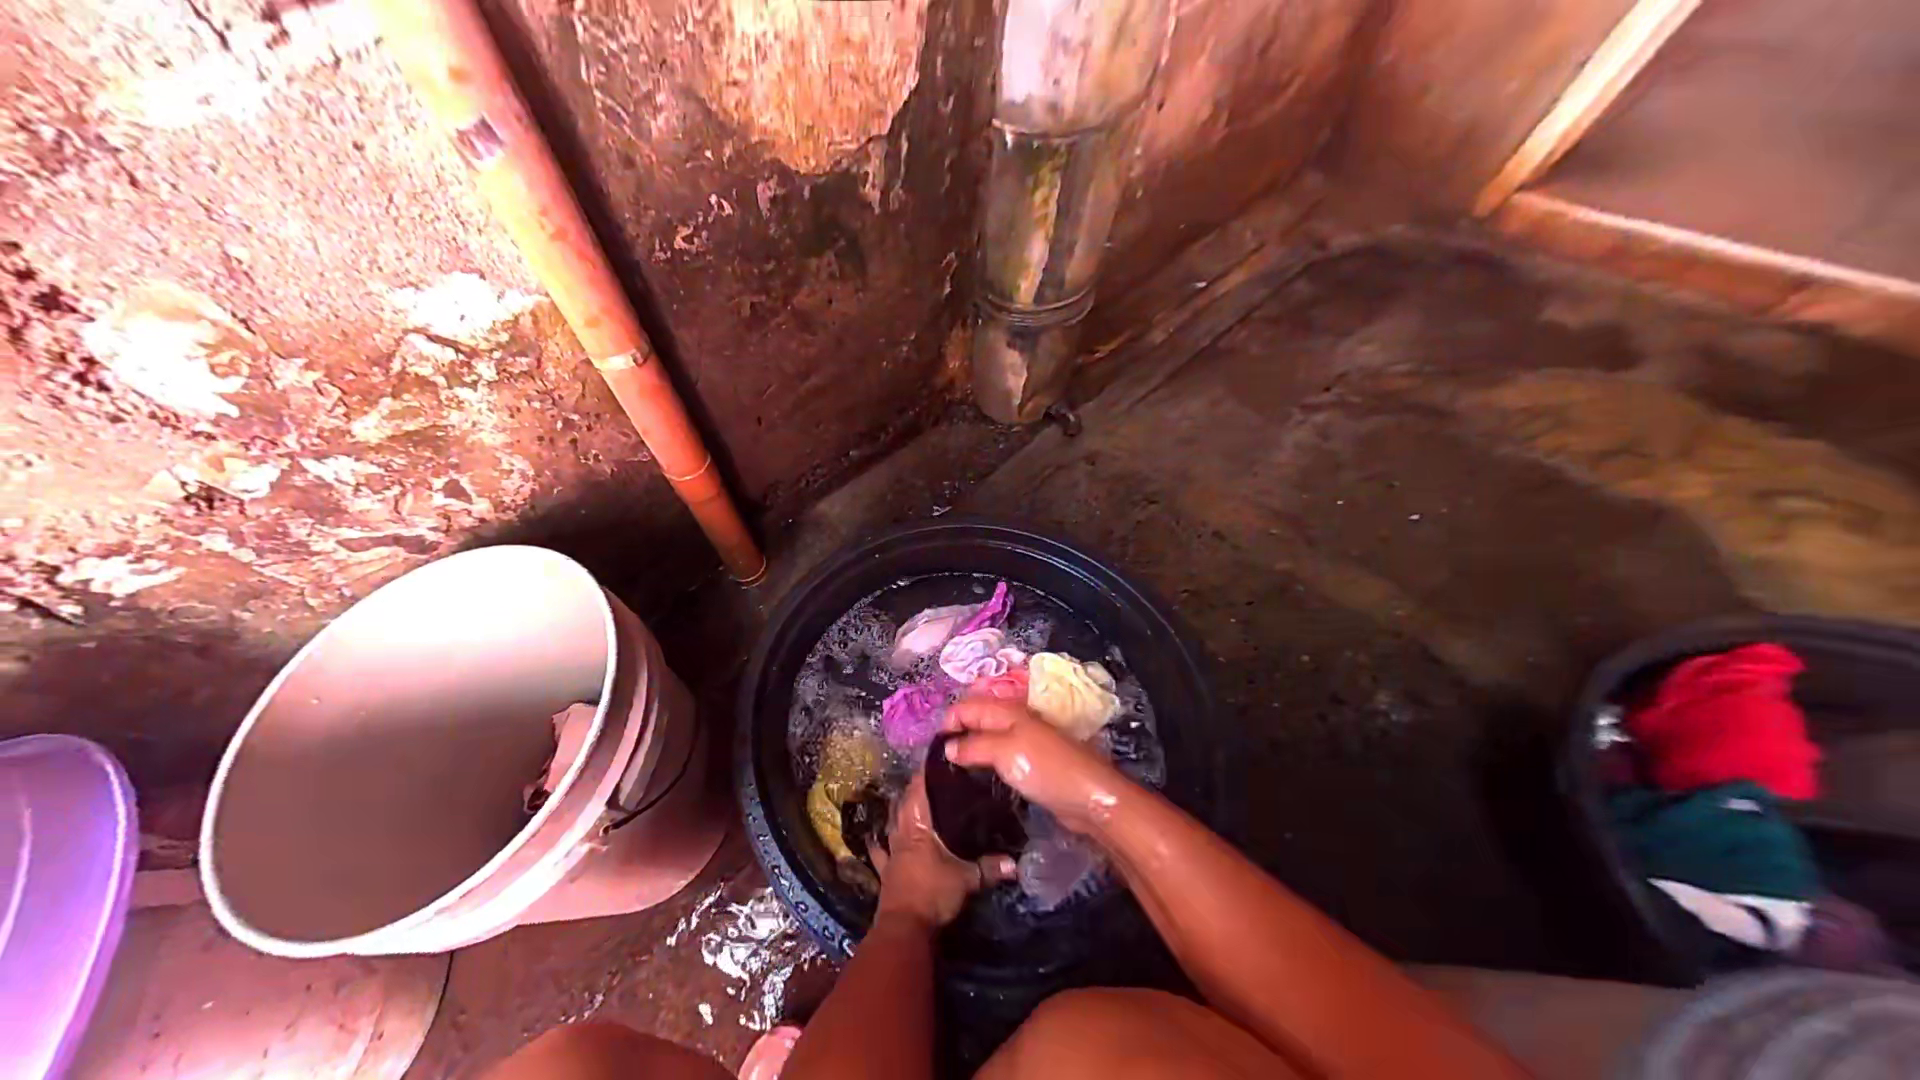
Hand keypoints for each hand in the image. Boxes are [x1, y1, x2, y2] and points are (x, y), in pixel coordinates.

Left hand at [871, 772, 1015, 928]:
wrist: (904, 927)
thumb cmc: (933, 893)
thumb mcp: (967, 879)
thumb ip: (990, 868)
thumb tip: (1015, 863)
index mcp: (918, 827)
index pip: (919, 791)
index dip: (926, 774)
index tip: (935, 759)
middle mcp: (901, 833)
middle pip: (904, 803)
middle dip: (914, 789)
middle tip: (929, 779)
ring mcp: (891, 852)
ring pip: (891, 823)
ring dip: (897, 811)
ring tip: (904, 800)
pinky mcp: (885, 871)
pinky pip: (880, 852)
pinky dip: (879, 844)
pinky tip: (876, 838)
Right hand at [942, 698, 1135, 834]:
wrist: (1088, 797)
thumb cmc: (1046, 769)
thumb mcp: (1005, 752)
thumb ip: (973, 746)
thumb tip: (947, 747)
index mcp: (1007, 711)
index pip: (967, 706)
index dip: (948, 722)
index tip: (934, 748)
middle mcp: (1014, 721)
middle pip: (977, 718)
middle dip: (957, 731)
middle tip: (939, 759)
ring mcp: (1024, 742)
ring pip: (988, 737)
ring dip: (970, 747)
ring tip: (952, 770)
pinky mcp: (1030, 764)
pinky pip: (1000, 755)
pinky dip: (985, 761)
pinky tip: (978, 777)